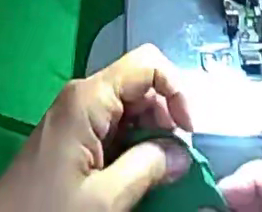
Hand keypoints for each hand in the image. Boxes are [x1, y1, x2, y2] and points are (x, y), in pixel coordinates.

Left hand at [0, 44, 196, 211]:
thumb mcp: (104, 201)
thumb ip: (147, 168)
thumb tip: (182, 152)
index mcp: (90, 96)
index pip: (147, 63)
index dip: (175, 89)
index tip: (188, 132)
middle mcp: (84, 94)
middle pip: (139, 84)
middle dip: (165, 116)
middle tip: (177, 161)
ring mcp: (76, 112)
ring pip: (129, 106)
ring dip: (151, 134)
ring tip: (161, 172)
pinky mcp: (72, 132)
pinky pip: (113, 124)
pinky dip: (132, 143)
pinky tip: (138, 173)